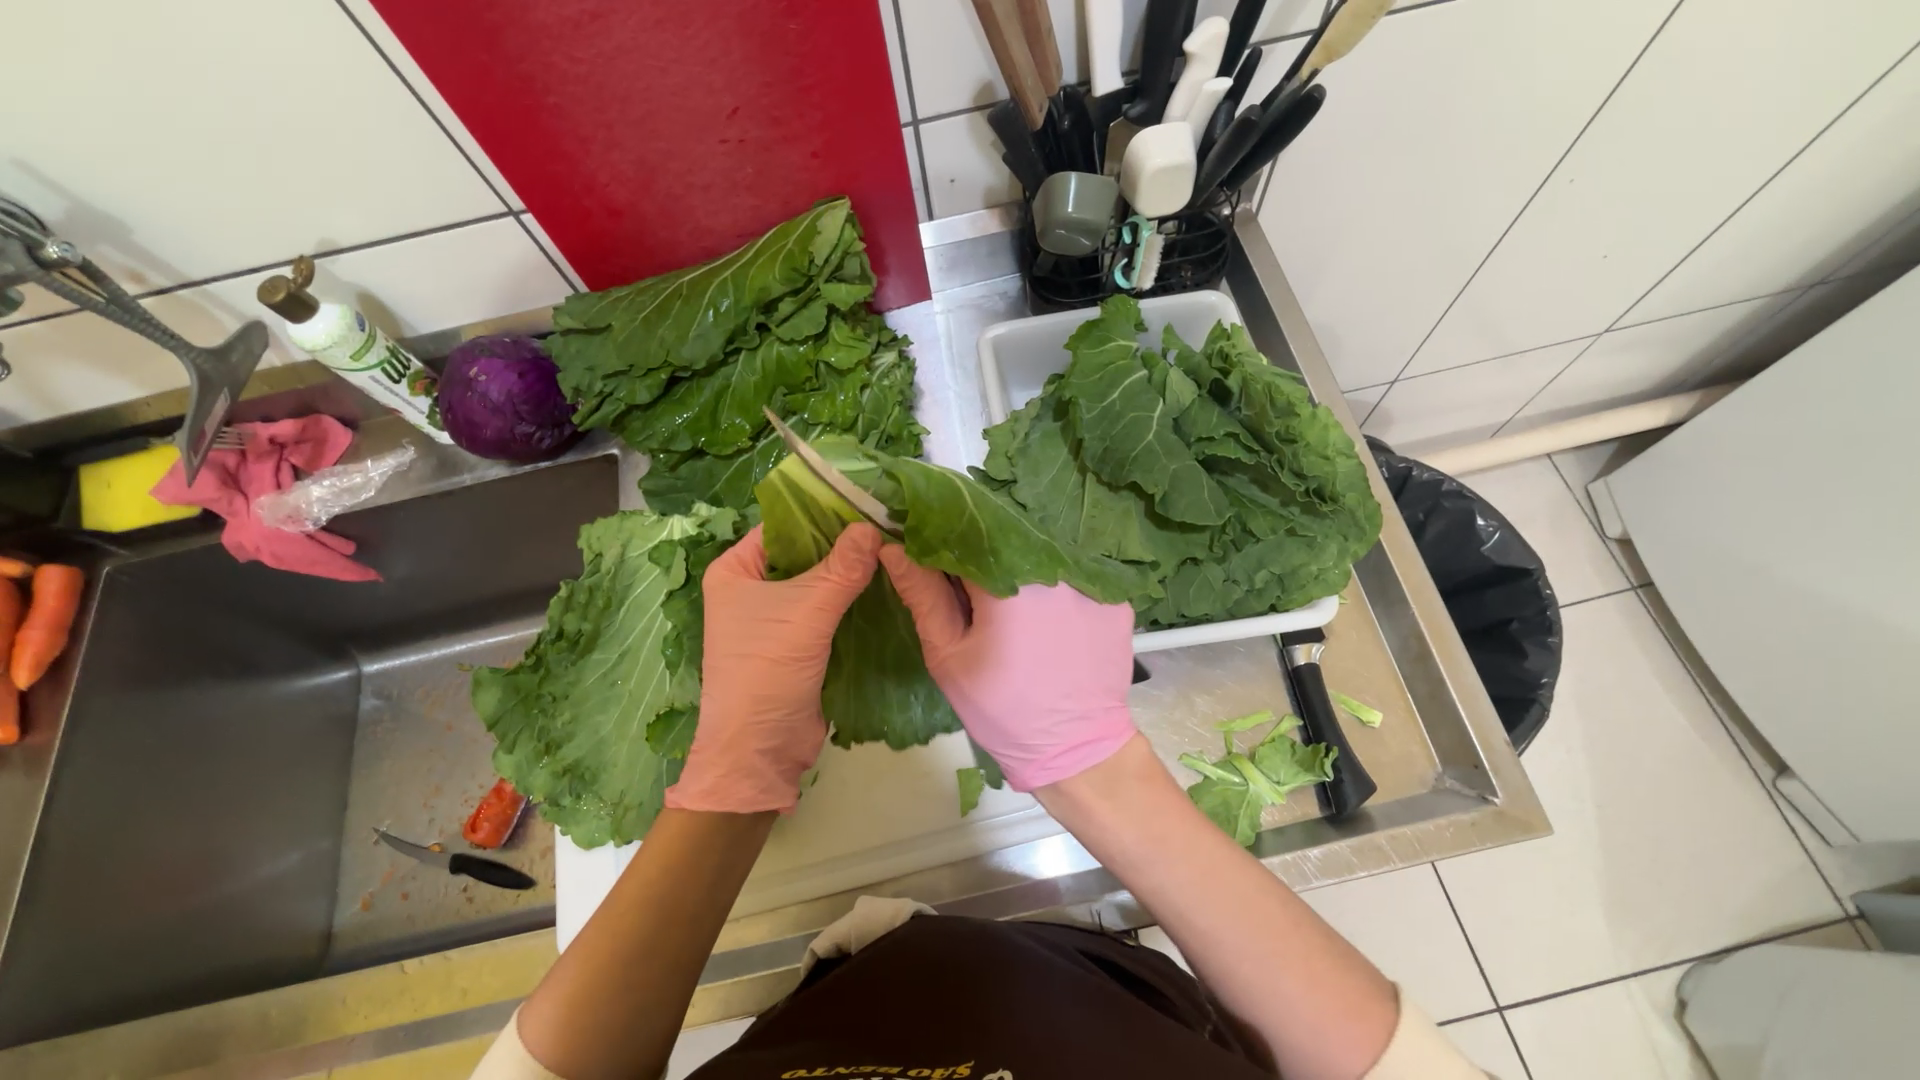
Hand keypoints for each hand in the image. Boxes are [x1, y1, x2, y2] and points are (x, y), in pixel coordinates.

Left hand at [665, 524, 881, 814]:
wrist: (759, 750)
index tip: (869, 500)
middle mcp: (750, 589)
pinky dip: (852, 601)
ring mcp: (774, 619)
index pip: (783, 525)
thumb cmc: (768, 670)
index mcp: (735, 570)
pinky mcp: (797, 644)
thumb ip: (842, 567)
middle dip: (843, 543)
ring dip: (851, 574)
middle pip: (804, 553)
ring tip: (896, 550)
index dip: (823, 512)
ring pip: (818, 584)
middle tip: (891, 524)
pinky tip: (886, 587)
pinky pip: (827, 611)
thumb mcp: (807, 611)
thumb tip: (872, 526)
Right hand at [880, 548, 1136, 790]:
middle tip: (966, 585)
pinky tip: (1043, 611)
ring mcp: (1089, 582)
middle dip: (980, 553)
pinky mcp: (1112, 598)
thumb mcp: (949, 656)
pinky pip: (1072, 575)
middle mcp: (1053, 570)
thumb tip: (893, 548)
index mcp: (1007, 582)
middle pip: (1006, 538)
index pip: (963, 536)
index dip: (941, 541)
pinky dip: (1052, 585)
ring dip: (1017, 565)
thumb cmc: (1002, 709)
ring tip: (1004, 598)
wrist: (1076, 750)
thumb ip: (923, 596)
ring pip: (1040, 554)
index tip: (927, 557)